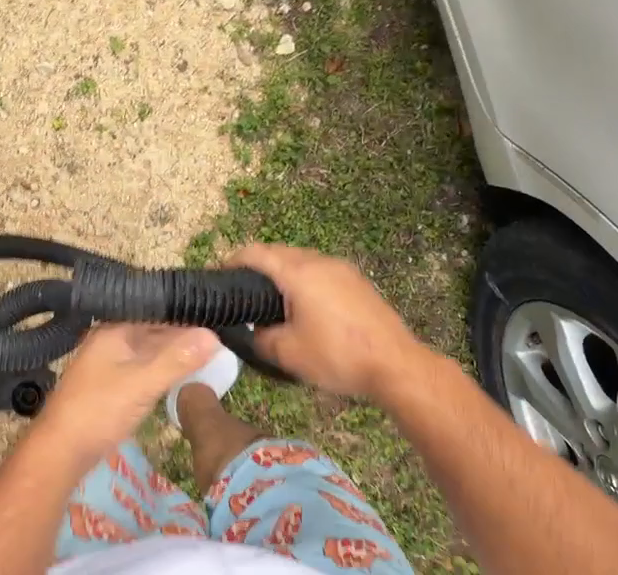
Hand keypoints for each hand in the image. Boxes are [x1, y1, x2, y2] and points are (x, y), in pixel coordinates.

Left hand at [35, 324, 220, 459]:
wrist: (61, 450)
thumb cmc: (100, 410)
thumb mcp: (143, 383)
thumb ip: (176, 360)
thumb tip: (212, 335)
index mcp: (114, 331)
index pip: (156, 315)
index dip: (184, 320)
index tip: (214, 324)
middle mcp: (109, 342)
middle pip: (151, 334)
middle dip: (180, 339)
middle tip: (217, 345)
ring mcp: (107, 365)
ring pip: (146, 354)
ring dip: (171, 357)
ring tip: (205, 360)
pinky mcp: (108, 387)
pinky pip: (140, 372)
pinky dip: (159, 373)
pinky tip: (175, 380)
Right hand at [232, 244, 432, 400]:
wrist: (397, 366)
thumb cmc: (338, 356)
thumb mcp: (288, 354)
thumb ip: (260, 338)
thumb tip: (250, 330)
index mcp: (297, 273)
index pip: (255, 253)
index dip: (233, 260)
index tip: (220, 275)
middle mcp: (318, 261)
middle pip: (278, 252)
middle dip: (258, 265)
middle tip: (244, 291)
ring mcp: (342, 269)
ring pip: (302, 259)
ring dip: (283, 271)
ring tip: (274, 299)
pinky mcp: (358, 281)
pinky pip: (321, 270)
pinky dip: (305, 279)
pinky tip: (306, 306)